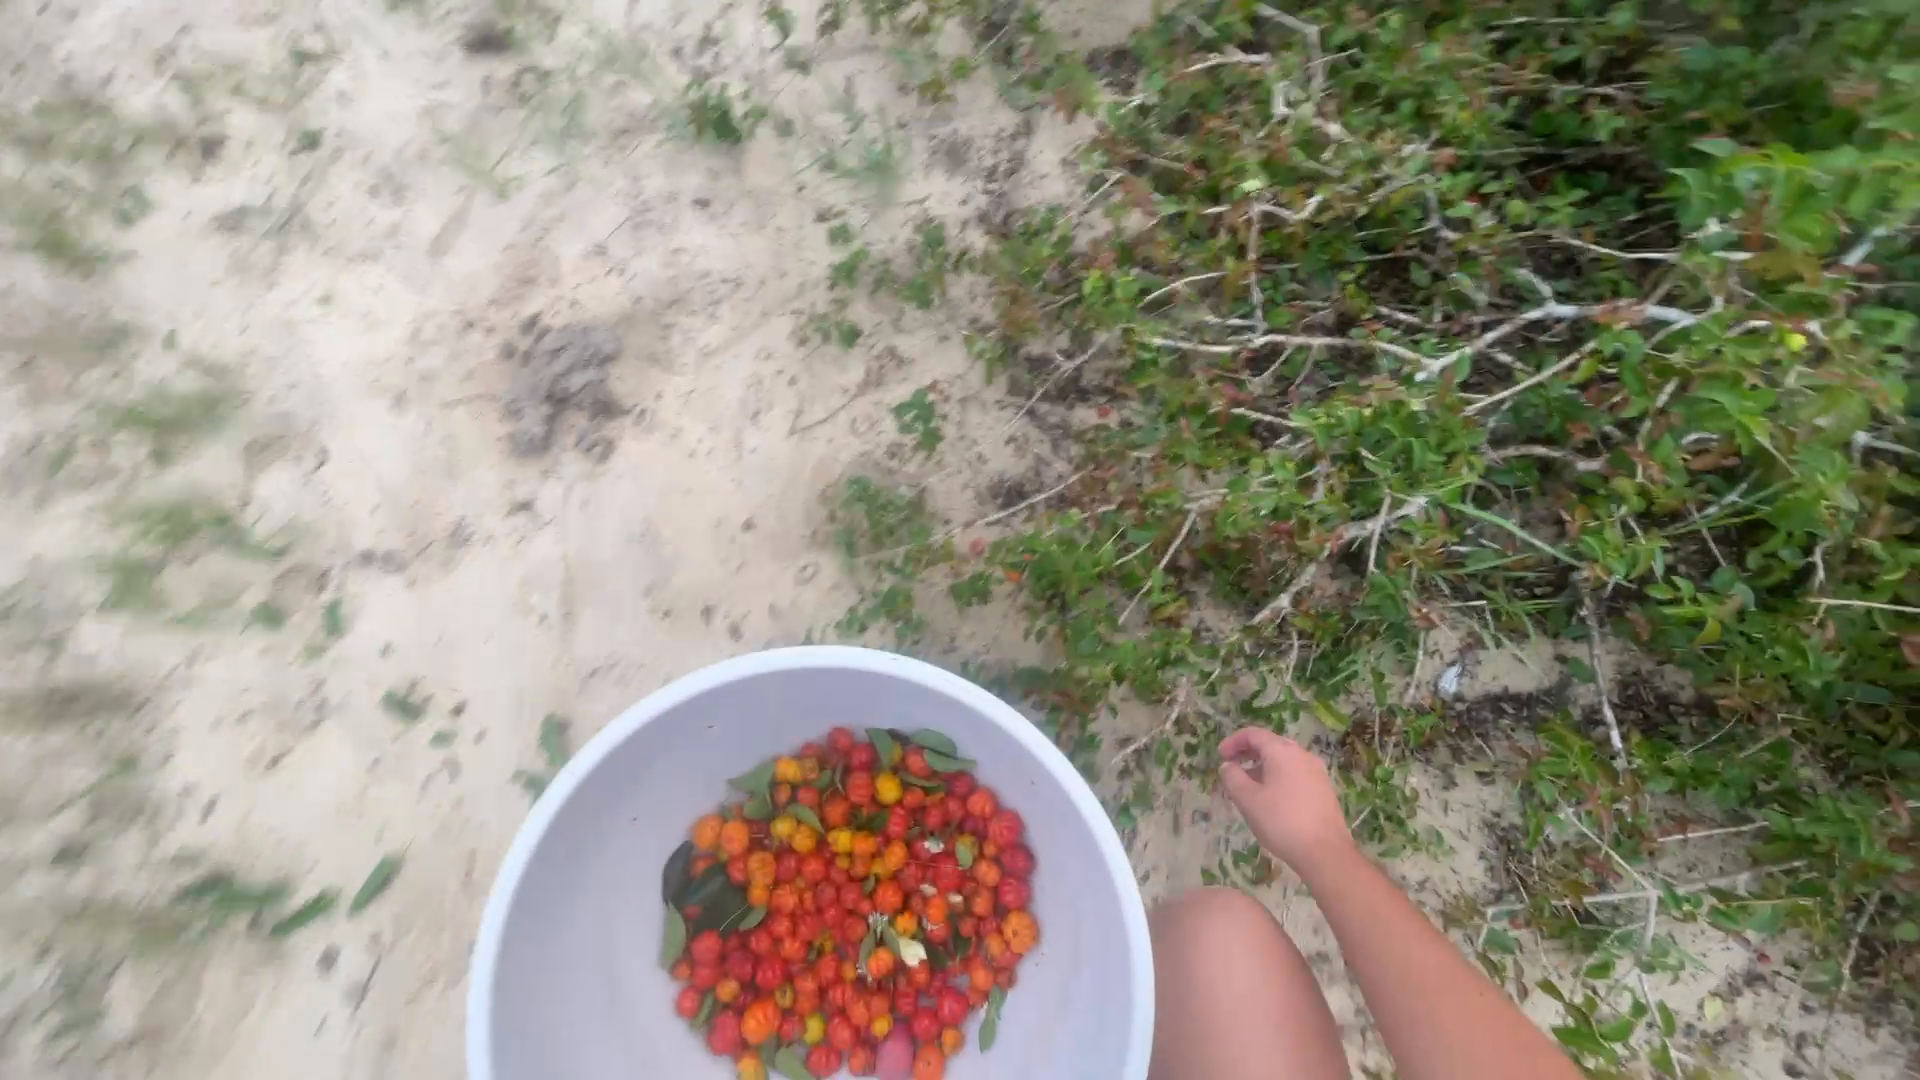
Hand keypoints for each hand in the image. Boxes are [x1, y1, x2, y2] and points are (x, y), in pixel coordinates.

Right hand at [1217, 728, 1354, 874]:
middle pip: (1271, 744)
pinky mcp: (1324, 790)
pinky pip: (1296, 774)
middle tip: (1232, 767)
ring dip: (1263, 767)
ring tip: (1249, 786)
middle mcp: (1302, 755)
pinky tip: (1272, 799)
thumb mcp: (1247, 799)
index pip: (1253, 734)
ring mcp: (1317, 772)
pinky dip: (1279, 777)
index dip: (1233, 742)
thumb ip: (1232, 777)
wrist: (1326, 853)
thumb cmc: (1281, 821)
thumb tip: (1228, 766)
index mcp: (1282, 752)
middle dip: (1248, 753)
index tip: (1220, 756)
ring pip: (1284, 760)